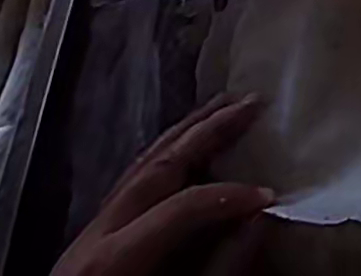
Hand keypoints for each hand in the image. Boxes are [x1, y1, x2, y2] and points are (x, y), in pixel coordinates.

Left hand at [54, 94, 273, 275]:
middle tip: (252, 101)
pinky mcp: (92, 237)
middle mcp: (98, 232)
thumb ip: (217, 274)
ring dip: (189, 129)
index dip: (229, 197)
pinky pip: (135, 175)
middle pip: (161, 162)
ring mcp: (90, 230)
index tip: (270, 196)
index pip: (180, 207)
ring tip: (225, 105)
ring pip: (145, 159)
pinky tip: (188, 143)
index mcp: (113, 262)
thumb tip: (259, 220)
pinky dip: (168, 150)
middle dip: (210, 128)